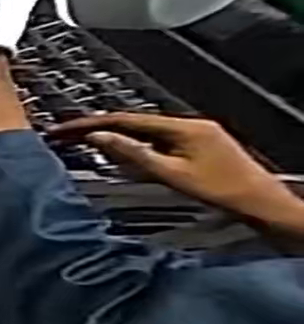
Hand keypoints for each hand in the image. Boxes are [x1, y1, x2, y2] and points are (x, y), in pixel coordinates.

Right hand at [50, 113, 303, 241]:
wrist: (262, 204)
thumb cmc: (219, 190)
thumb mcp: (166, 172)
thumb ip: (129, 152)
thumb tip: (96, 136)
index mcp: (185, 128)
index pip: (124, 119)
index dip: (87, 123)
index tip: (60, 129)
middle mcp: (191, 126)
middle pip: (131, 121)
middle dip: (94, 127)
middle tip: (61, 134)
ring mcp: (195, 134)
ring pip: (140, 129)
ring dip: (109, 134)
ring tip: (79, 140)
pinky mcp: (194, 144)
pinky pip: (152, 137)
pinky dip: (126, 140)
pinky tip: (112, 148)